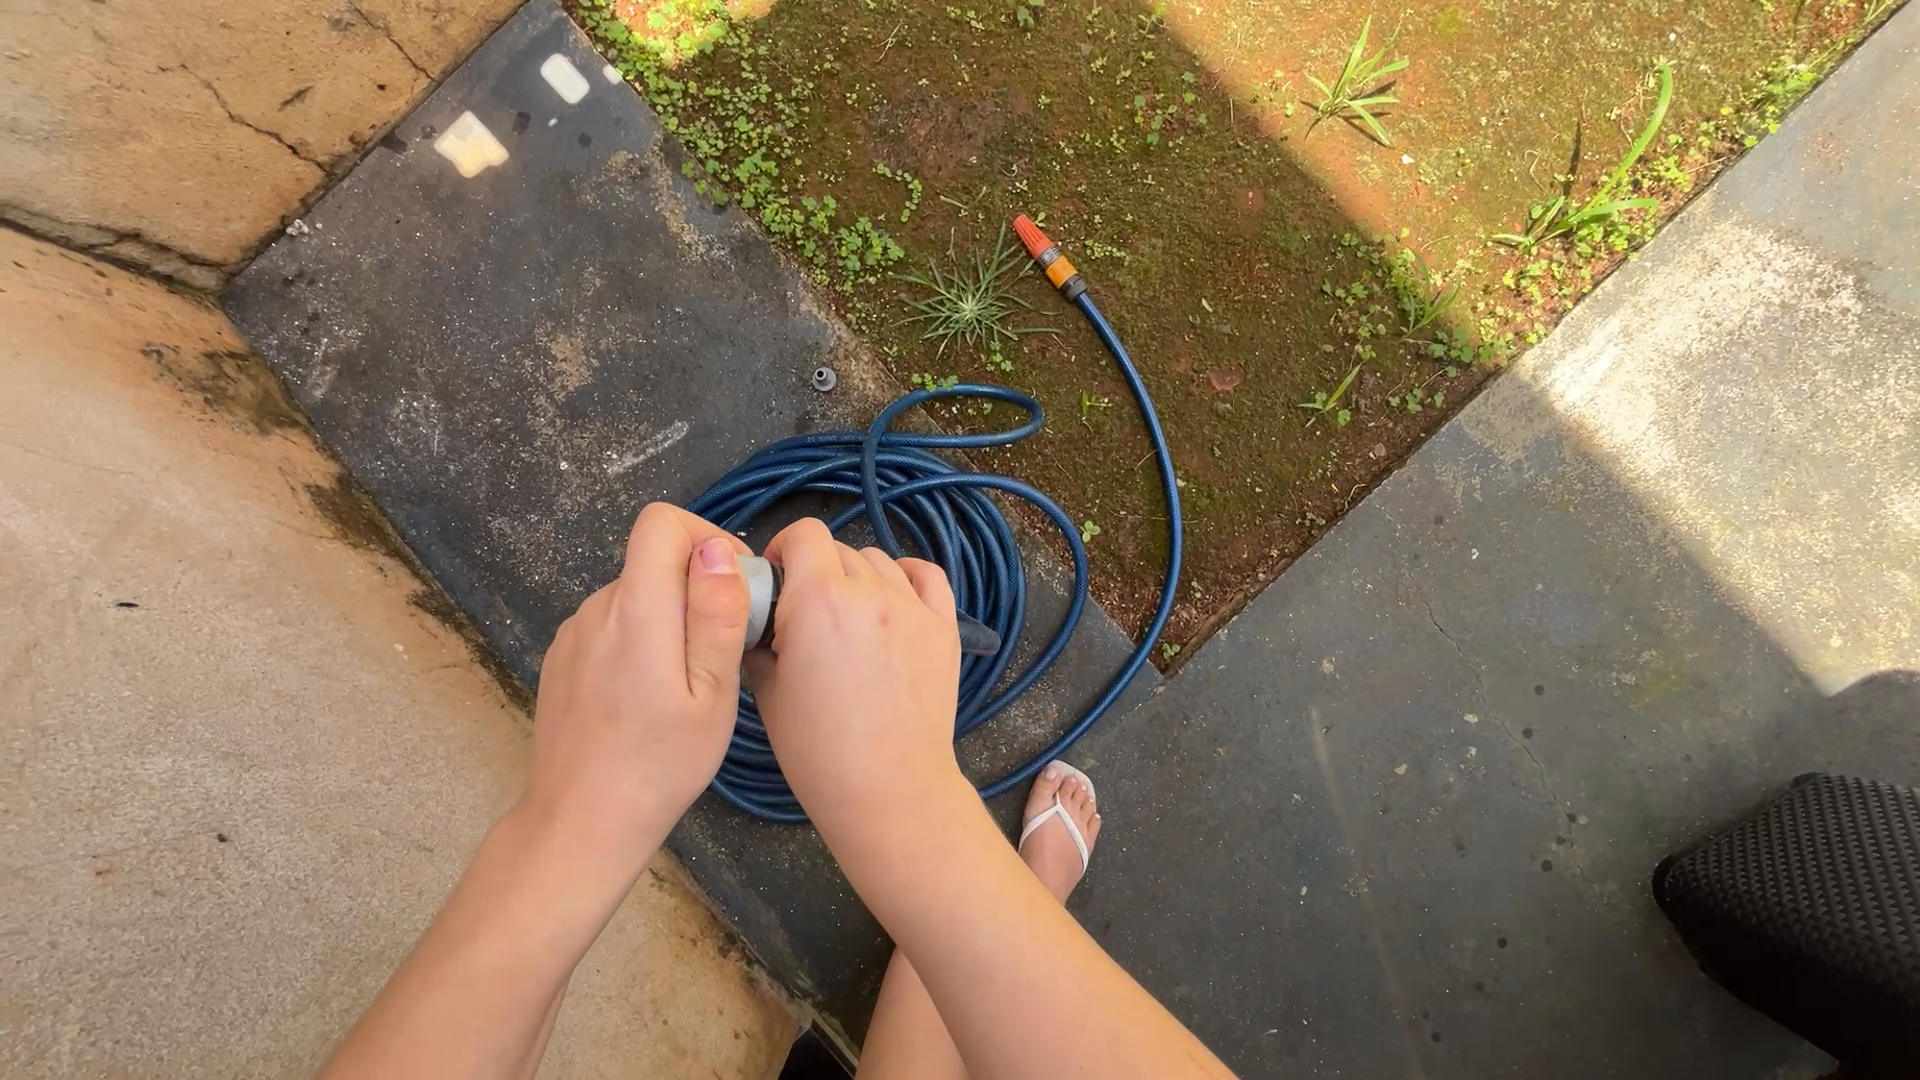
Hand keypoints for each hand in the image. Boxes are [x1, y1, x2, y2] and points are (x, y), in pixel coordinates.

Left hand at [517, 503, 750, 870]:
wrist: (580, 823)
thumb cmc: (661, 763)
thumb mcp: (713, 693)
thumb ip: (717, 614)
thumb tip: (717, 548)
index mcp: (636, 611)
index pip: (661, 522)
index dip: (705, 537)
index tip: (733, 586)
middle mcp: (596, 609)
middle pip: (653, 559)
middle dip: (697, 584)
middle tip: (723, 649)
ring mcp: (573, 633)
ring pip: (637, 591)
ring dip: (672, 613)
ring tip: (689, 677)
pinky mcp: (563, 657)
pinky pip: (614, 621)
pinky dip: (643, 635)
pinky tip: (651, 692)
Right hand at [744, 519, 964, 835]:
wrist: (888, 789)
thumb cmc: (817, 750)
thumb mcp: (767, 691)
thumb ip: (758, 639)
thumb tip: (758, 616)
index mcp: (819, 600)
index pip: (803, 534)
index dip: (783, 548)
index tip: (777, 578)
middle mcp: (870, 591)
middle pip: (838, 549)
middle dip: (816, 570)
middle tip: (806, 611)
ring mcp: (913, 607)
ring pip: (879, 561)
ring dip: (857, 576)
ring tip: (849, 614)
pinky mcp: (944, 627)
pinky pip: (928, 576)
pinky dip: (907, 576)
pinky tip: (893, 594)